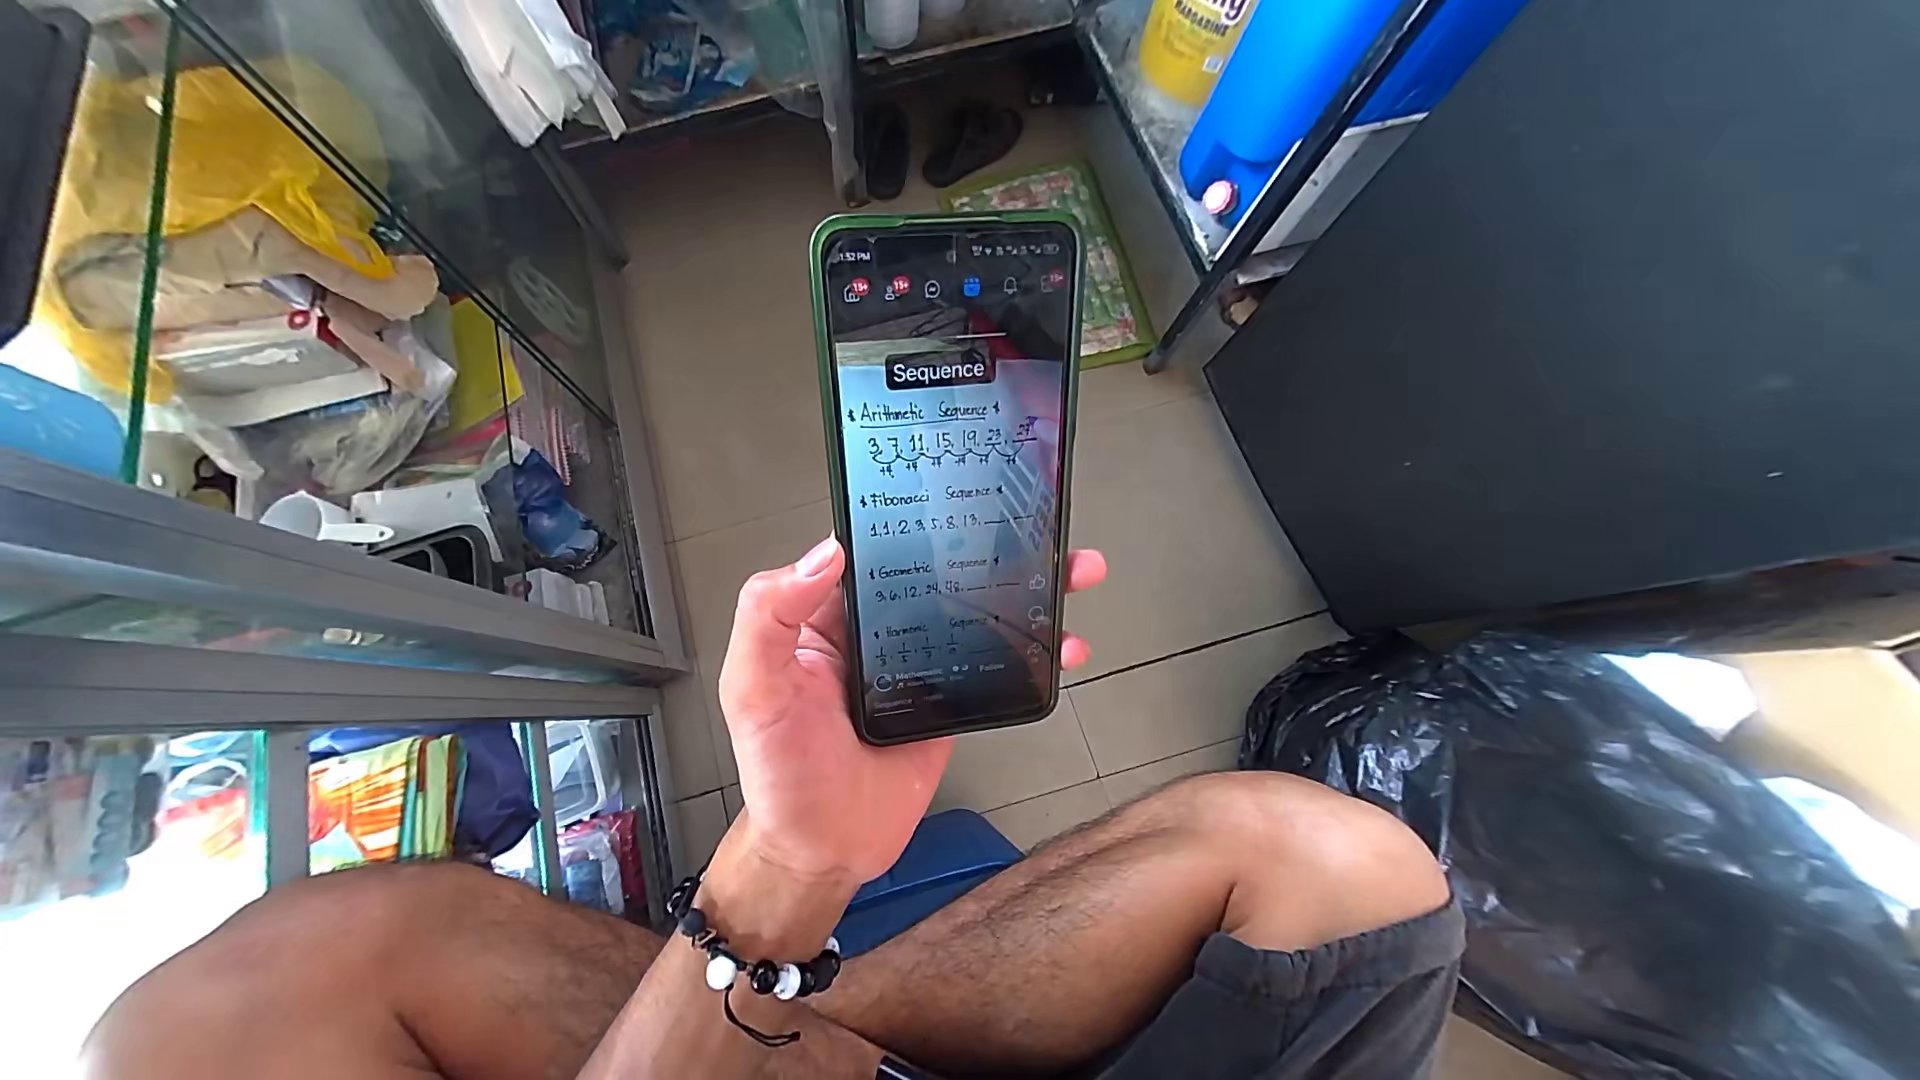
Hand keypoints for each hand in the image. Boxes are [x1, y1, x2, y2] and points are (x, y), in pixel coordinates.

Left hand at [717, 536, 1107, 891]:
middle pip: (944, 572)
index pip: (878, 548)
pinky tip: (1064, 648)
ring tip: (1071, 570)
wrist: (826, 847)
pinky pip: (998, 663)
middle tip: (1038, 525)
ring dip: (1029, 590)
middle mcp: (881, 629)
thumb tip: (821, 554)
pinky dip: (1035, 654)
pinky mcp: (952, 695)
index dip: (918, 516)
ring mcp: (922, 660)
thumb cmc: (781, 772)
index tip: (961, 491)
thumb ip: (768, 617)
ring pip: (980, 610)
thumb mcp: (754, 689)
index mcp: (832, 613)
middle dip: (994, 545)